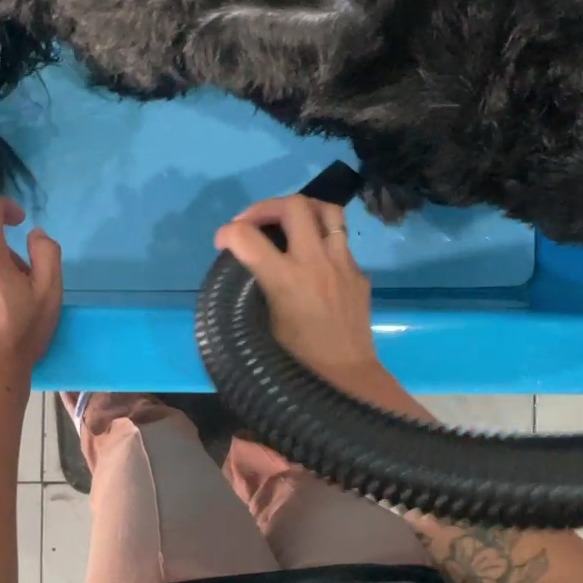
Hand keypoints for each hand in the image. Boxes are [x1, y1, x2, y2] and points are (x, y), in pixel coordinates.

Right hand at [214, 194, 377, 379]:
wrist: (347, 377)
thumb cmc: (298, 362)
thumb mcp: (263, 327)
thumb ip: (254, 291)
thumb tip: (245, 271)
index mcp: (286, 280)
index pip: (247, 236)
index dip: (227, 233)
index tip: (223, 242)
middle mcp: (316, 263)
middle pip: (294, 205)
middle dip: (266, 207)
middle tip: (253, 224)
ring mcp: (343, 264)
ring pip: (327, 210)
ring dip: (302, 210)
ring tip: (288, 224)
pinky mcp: (359, 273)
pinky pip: (340, 240)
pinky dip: (321, 240)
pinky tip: (312, 260)